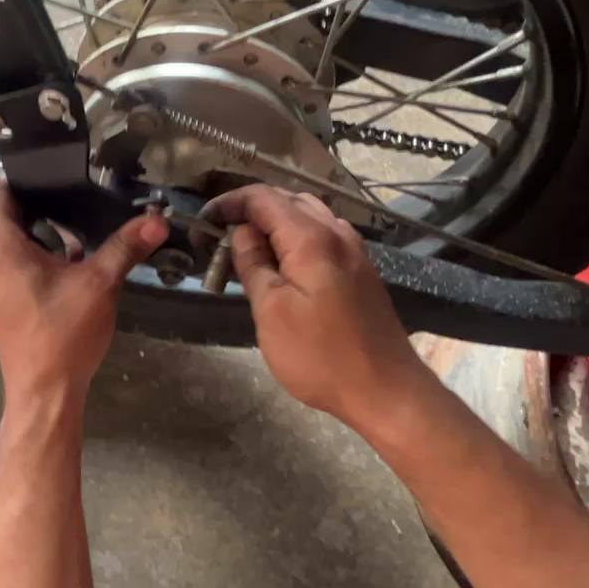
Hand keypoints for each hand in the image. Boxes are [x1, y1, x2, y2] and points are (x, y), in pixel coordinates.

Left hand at [0, 181, 168, 406]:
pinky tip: (77, 259)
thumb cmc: (63, 336)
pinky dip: (42, 253)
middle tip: (72, 191)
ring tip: (78, 221)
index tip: (52, 172)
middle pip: (3, 215)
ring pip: (12, 241)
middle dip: (36, 201)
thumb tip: (156, 221)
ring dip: (42, 229)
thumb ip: (125, 247)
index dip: (18, 177)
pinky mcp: (10, 301)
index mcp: (2, 251)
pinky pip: (19, 263)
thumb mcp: (99, 285)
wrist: (44, 395)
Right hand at [204, 185, 430, 426]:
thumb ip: (253, 265)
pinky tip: (282, 263)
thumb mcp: (271, 311)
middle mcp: (337, 233)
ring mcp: (354, 250)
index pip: (263, 198)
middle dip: (250, 210)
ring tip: (246, 248)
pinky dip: (296, 237)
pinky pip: (322, 235)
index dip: (229, 203)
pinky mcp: (360, 270)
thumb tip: (241, 233)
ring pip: (308, 216)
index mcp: (312, 238)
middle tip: (220, 235)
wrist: (385, 389)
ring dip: (274, 222)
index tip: (204, 222)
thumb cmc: (320, 355)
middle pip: (287, 200)